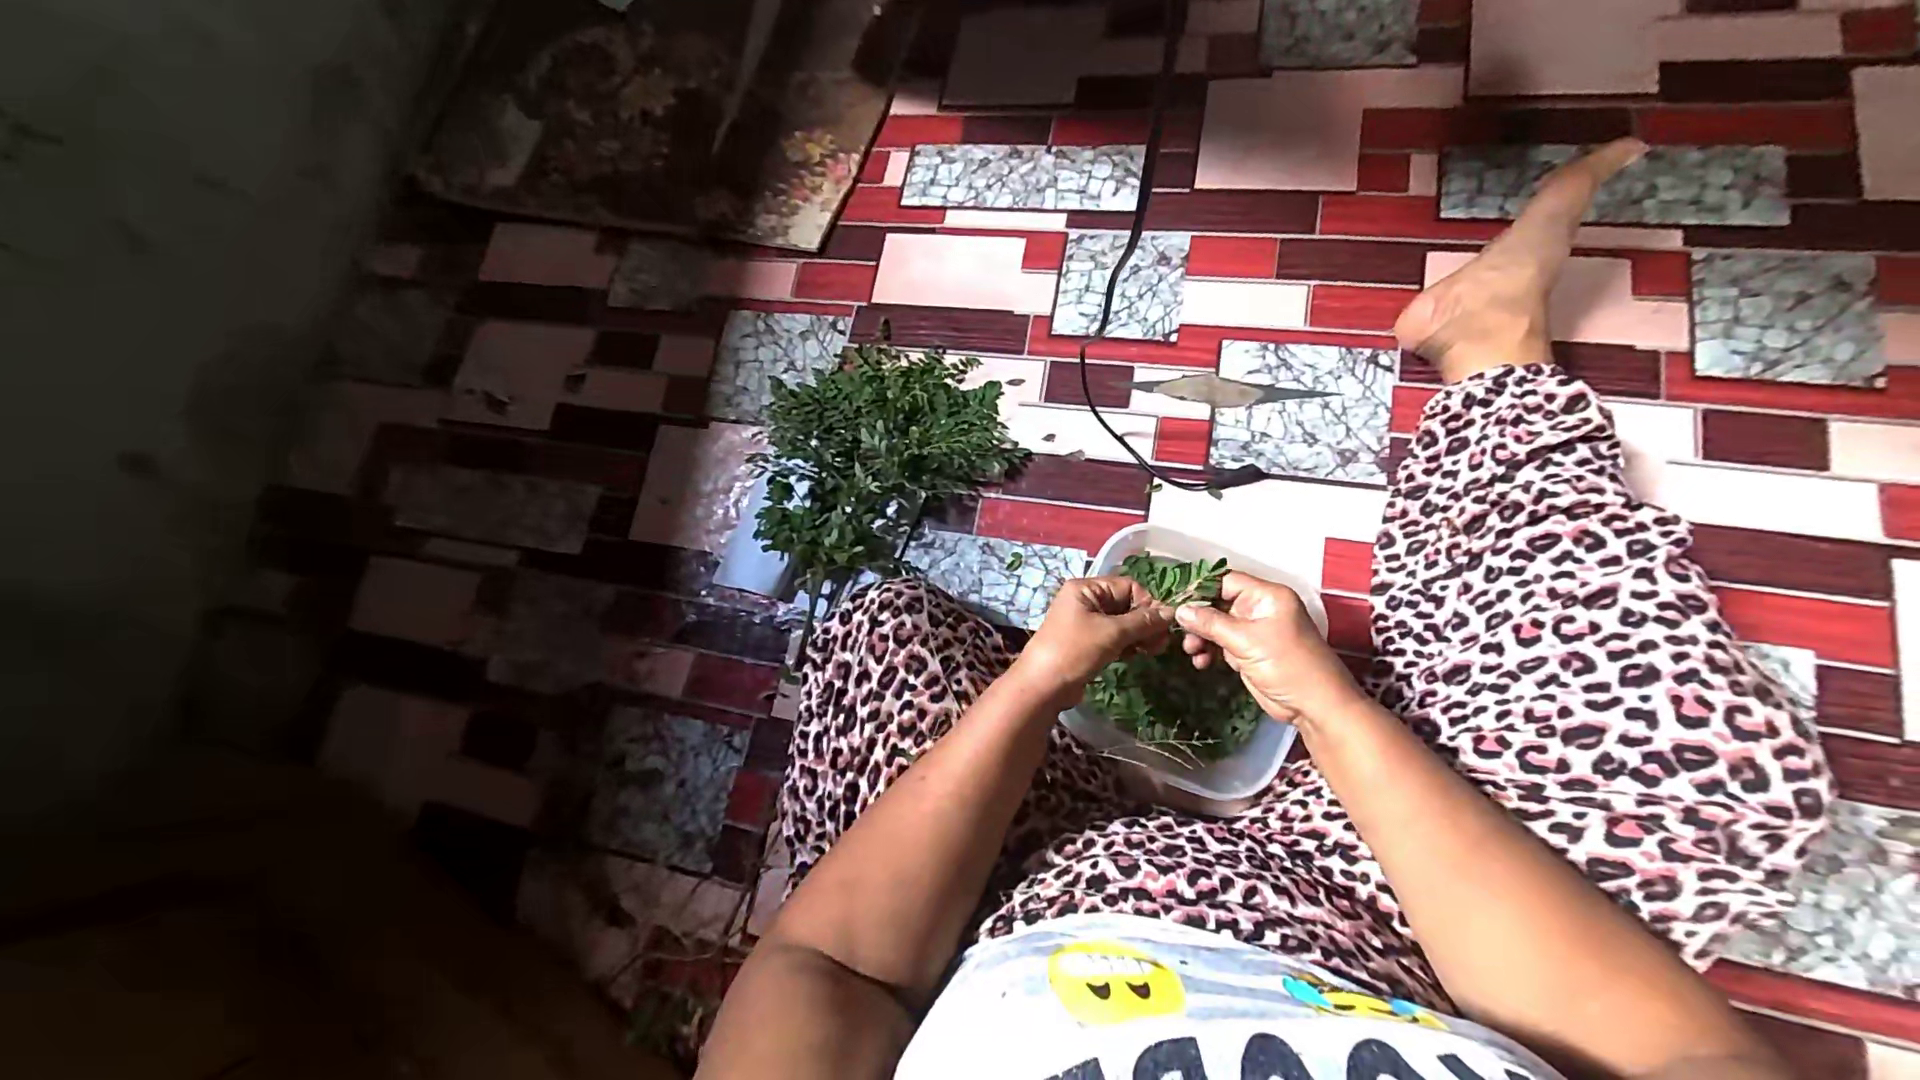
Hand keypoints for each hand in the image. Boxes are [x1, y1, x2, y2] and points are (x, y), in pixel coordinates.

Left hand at [1010, 576, 1172, 706]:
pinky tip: (1137, 655)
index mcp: (1086, 588)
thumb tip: (1171, 612)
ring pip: (1122, 622)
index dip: (1147, 604)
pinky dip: (1127, 644)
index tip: (1162, 625)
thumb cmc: (1075, 650)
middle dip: (1146, 622)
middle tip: (1161, 643)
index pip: (1128, 586)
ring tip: (1152, 651)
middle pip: (1126, 604)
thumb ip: (1143, 621)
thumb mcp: (1111, 633)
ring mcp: (1086, 622)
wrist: (1043, 685)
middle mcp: (1085, 600)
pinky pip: (1114, 637)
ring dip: (1139, 634)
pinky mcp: (1088, 642)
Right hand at [1174, 571, 1365, 727]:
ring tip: (1192, 650)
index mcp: (1267, 596)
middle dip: (1197, 617)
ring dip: (1200, 636)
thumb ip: (1210, 623)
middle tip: (1179, 629)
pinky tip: (1201, 661)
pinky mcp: (1249, 651)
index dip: (1199, 588)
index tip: (1175, 600)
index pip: (1226, 581)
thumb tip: (1180, 610)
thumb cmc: (1288, 666)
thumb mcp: (1246, 641)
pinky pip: (1221, 643)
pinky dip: (1209, 650)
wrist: (1315, 707)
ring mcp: (1254, 631)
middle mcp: (1260, 609)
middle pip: (1218, 603)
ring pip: (1216, 625)